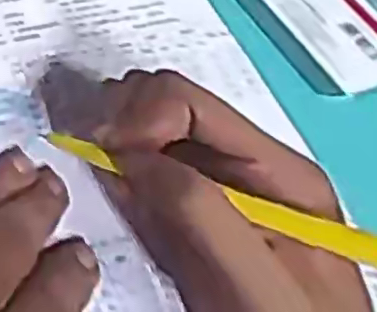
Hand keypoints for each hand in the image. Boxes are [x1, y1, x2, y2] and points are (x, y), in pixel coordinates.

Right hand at [92, 70, 370, 311]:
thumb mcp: (255, 280)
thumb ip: (199, 211)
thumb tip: (130, 155)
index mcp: (275, 169)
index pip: (184, 99)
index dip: (138, 116)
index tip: (109, 152)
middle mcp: (240, 158)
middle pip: (156, 96)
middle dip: (118, 121)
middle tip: (101, 159)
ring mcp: (208, 173)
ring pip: (137, 115)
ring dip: (110, 138)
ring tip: (111, 180)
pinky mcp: (179, 192)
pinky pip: (129, 152)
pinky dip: (108, 160)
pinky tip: (116, 191)